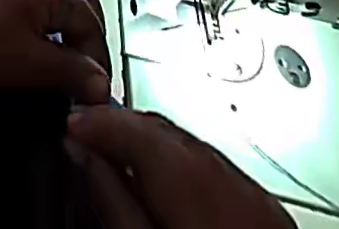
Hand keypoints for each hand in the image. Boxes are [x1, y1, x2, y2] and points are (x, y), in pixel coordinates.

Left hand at [0, 0, 111, 104]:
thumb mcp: (31, 64)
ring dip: (66, 22)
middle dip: (90, 27)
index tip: (98, 92)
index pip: (91, 20)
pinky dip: (42, 19)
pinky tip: (33, 44)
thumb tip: (101, 82)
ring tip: (66, 57)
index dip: (99, 58)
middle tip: (91, 64)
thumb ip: (72, 71)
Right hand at [67, 105, 295, 228]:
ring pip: (189, 147)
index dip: (96, 123)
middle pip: (163, 131)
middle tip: (86, 139)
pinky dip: (181, 166)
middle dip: (121, 128)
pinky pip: (214, 170)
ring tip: (117, 160)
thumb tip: (84, 155)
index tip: (70, 127)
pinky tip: (161, 187)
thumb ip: (112, 200)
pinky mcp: (269, 214)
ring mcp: (255, 196)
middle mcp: (227, 179)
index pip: (135, 128)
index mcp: (192, 183)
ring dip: (149, 145)